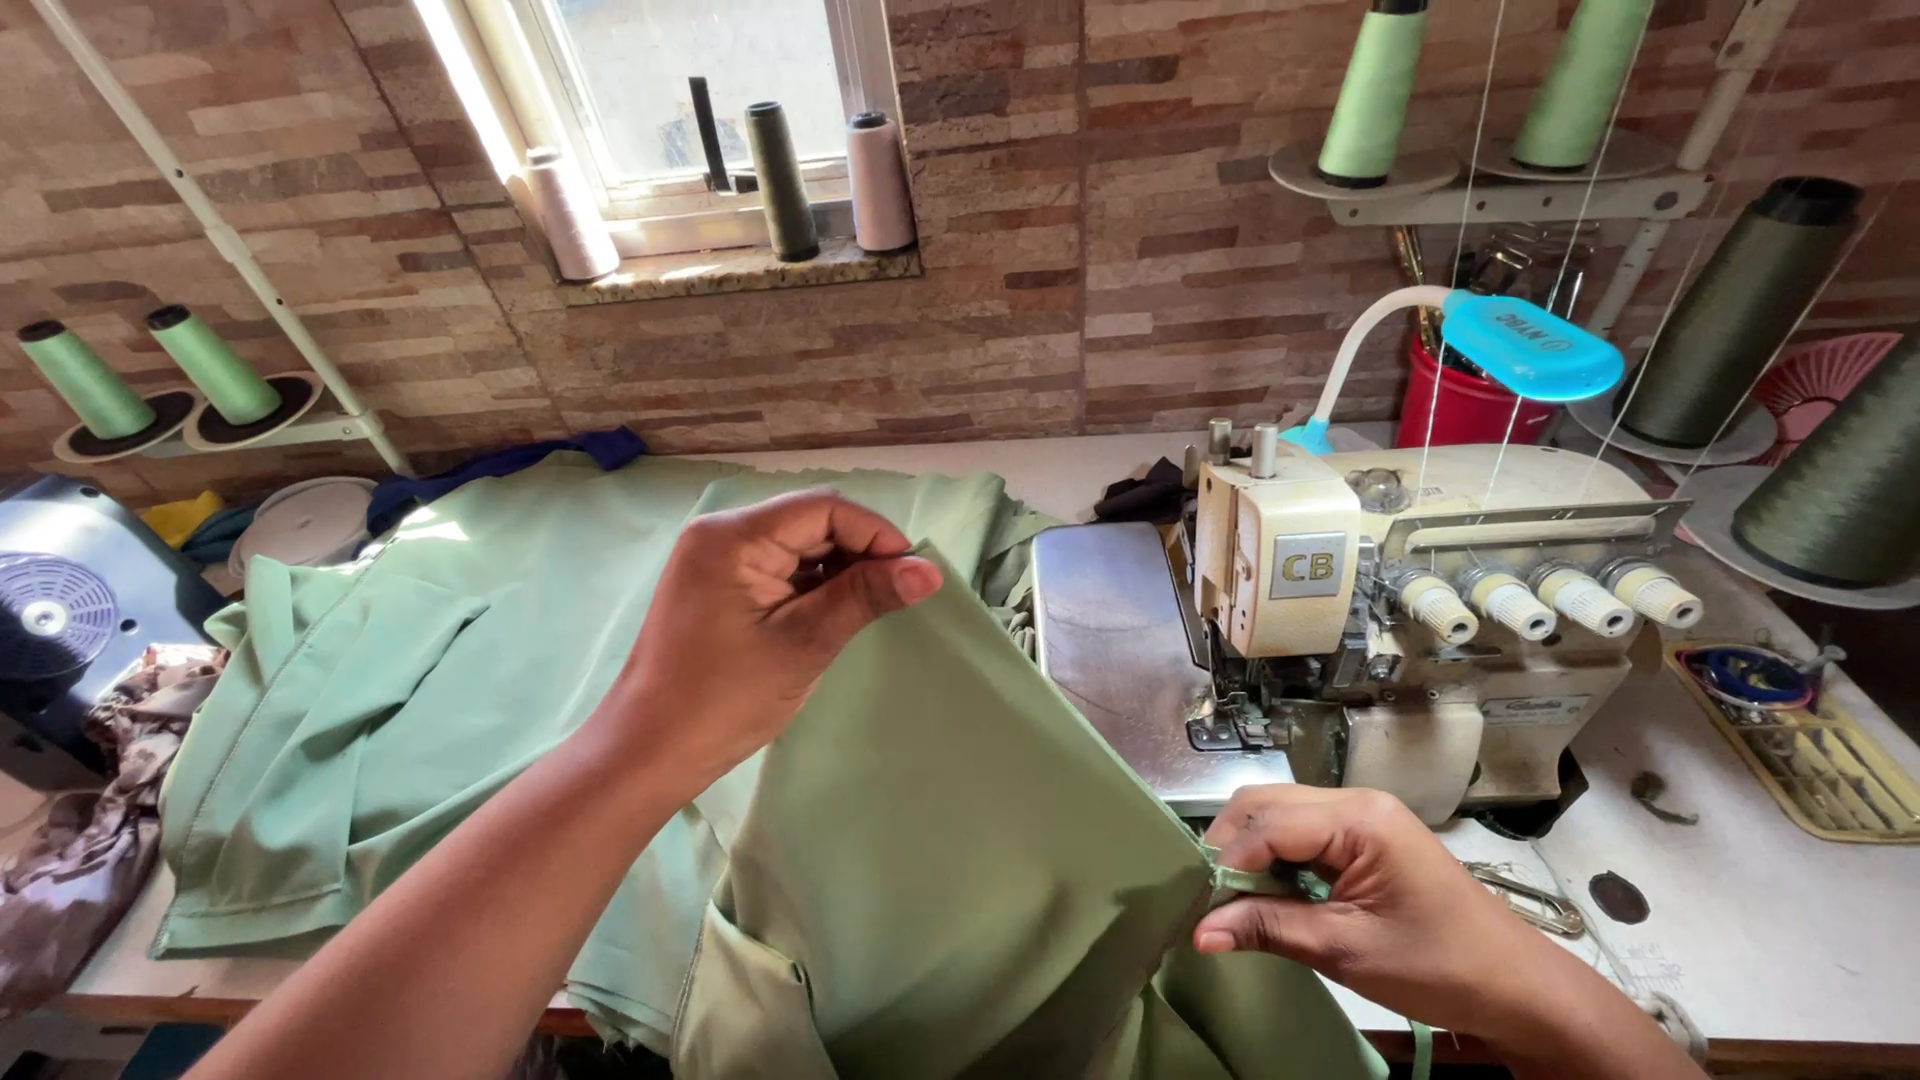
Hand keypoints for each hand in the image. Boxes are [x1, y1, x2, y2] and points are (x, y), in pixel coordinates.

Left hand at [593, 489, 941, 787]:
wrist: (649, 752)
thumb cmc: (723, 700)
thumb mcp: (805, 643)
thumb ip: (866, 596)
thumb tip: (930, 570)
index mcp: (733, 536)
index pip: (824, 508)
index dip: (876, 533)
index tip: (912, 574)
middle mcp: (721, 533)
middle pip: (812, 521)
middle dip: (860, 552)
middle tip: (895, 596)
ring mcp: (717, 558)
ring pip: (800, 545)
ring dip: (840, 570)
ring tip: (867, 609)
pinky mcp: (719, 583)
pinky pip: (781, 567)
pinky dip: (814, 585)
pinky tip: (833, 614)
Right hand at [1192, 785, 1566, 1045]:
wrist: (1519, 989)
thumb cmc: (1440, 968)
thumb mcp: (1346, 950)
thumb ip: (1268, 928)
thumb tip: (1198, 932)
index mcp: (1359, 819)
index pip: (1268, 823)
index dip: (1227, 859)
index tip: (1197, 900)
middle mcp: (1356, 800)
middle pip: (1265, 802)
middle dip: (1229, 844)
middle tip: (1208, 893)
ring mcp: (1361, 813)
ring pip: (1277, 810)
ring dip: (1248, 847)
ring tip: (1231, 893)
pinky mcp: (1363, 833)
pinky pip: (1299, 828)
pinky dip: (1272, 854)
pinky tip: (1265, 887)